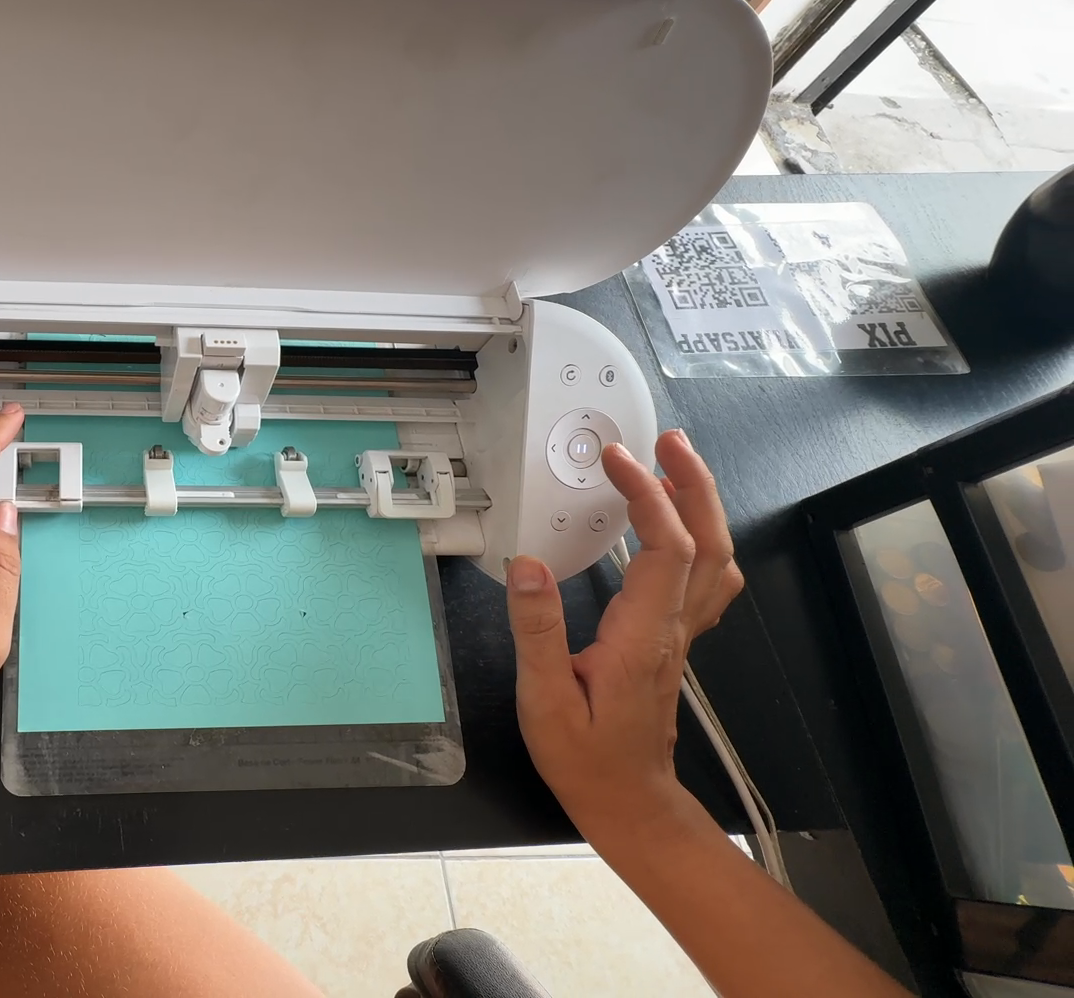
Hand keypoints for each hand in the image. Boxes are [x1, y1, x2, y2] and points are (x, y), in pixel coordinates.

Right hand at [505, 429, 743, 848]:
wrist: (628, 801)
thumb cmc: (583, 756)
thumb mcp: (544, 697)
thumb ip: (538, 630)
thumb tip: (528, 565)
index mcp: (641, 637)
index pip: (664, 551)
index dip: (647, 497)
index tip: (615, 461)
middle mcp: (672, 630)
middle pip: (708, 545)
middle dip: (692, 485)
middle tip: (666, 443)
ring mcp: (679, 636)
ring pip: (717, 560)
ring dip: (703, 507)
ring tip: (675, 468)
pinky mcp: (671, 642)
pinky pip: (705, 580)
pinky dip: (700, 540)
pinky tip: (680, 528)